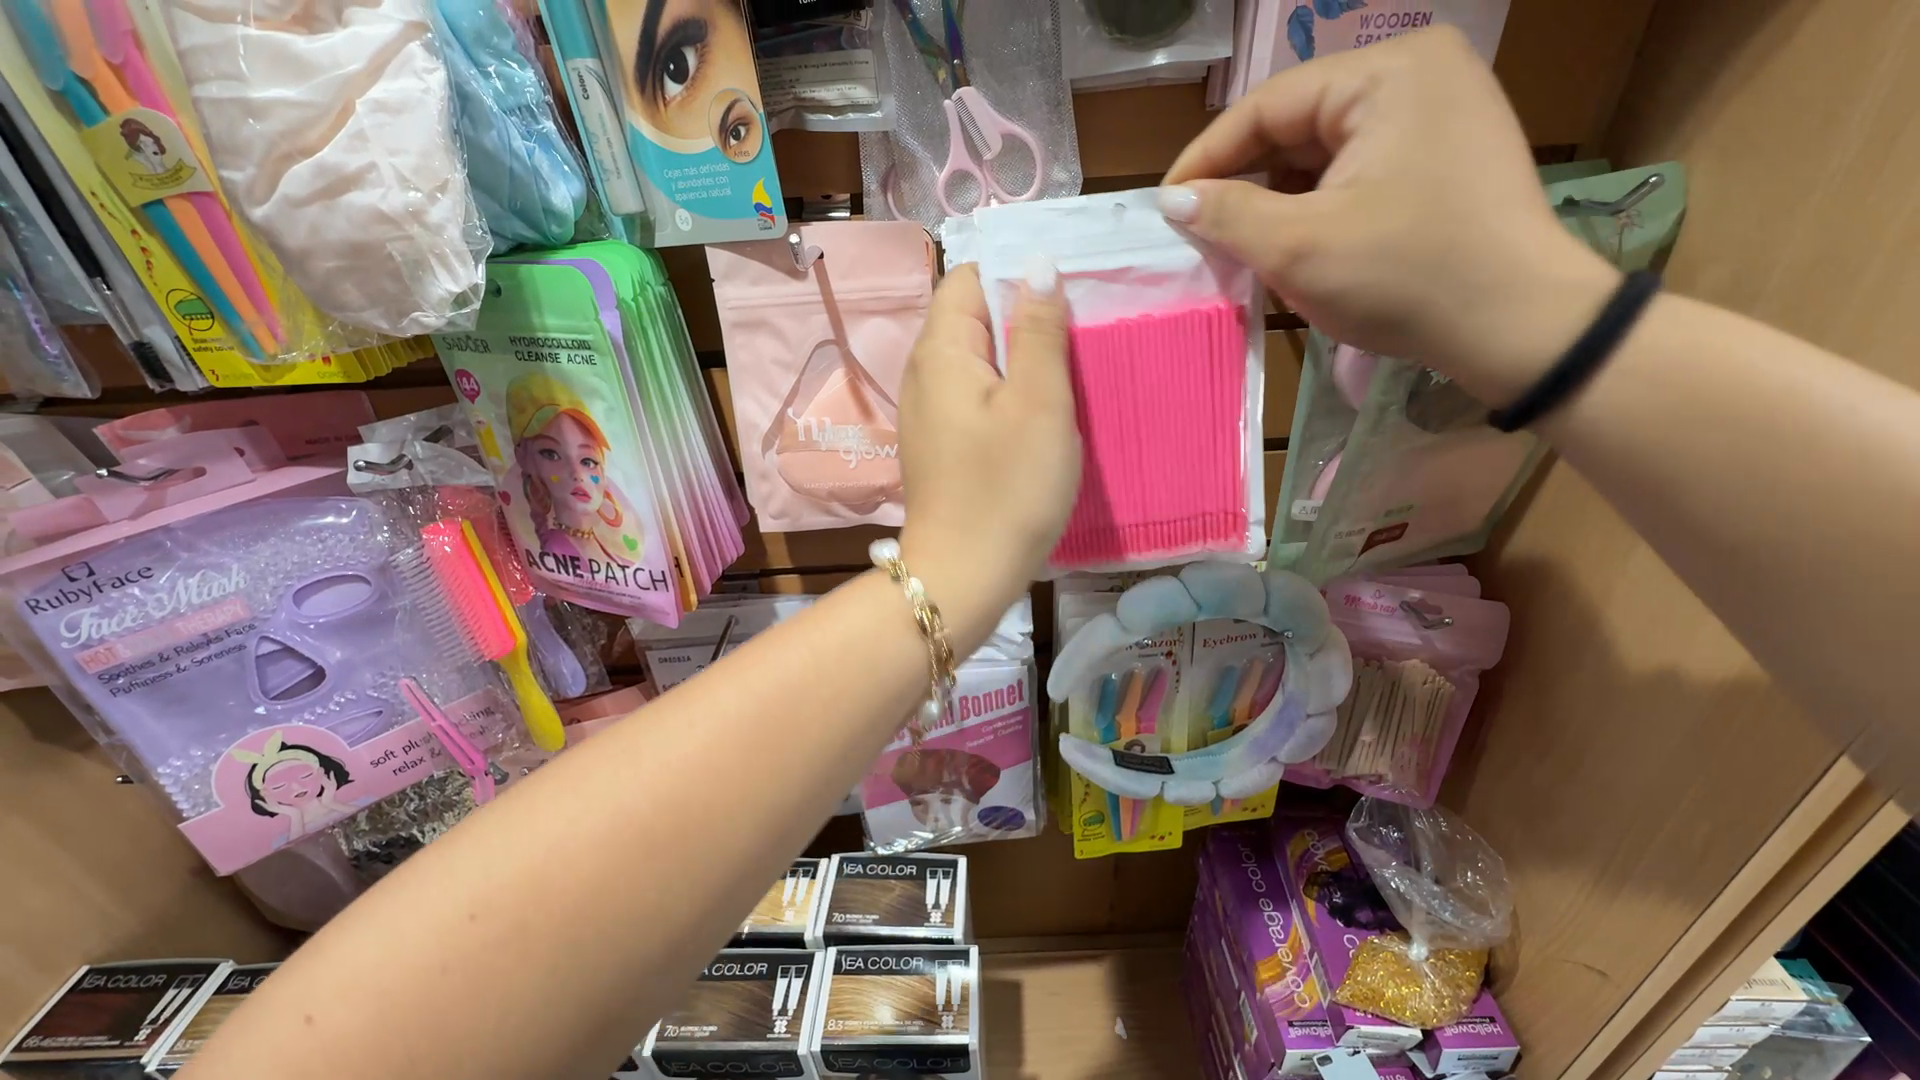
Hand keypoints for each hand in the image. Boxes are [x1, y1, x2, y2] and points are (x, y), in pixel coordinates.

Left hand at [898, 261, 1080, 641]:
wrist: (963, 576)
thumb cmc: (1007, 488)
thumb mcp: (1039, 403)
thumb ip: (1039, 330)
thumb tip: (1038, 265)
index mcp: (941, 350)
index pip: (970, 277)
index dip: (1017, 278)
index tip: (1064, 305)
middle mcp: (923, 372)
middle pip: (974, 317)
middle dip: (1024, 320)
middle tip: (1076, 345)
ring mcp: (928, 410)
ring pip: (978, 359)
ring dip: (1021, 362)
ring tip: (1065, 382)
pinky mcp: (940, 442)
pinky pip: (974, 397)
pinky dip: (1007, 396)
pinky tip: (1037, 421)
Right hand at [1160, 27, 1620, 404]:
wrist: (1520, 328)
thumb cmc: (1406, 277)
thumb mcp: (1298, 247)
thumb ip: (1227, 214)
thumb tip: (1172, 198)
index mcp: (1386, 73)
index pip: (1267, 105)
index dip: (1207, 158)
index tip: (1164, 207)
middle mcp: (1418, 73)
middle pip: (1298, 124)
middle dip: (1246, 181)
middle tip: (1199, 232)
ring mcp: (1441, 111)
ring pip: (1325, 151)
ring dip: (1280, 198)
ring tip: (1242, 244)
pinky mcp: (1447, 153)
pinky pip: (1359, 168)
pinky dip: (1319, 204)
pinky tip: (1295, 242)